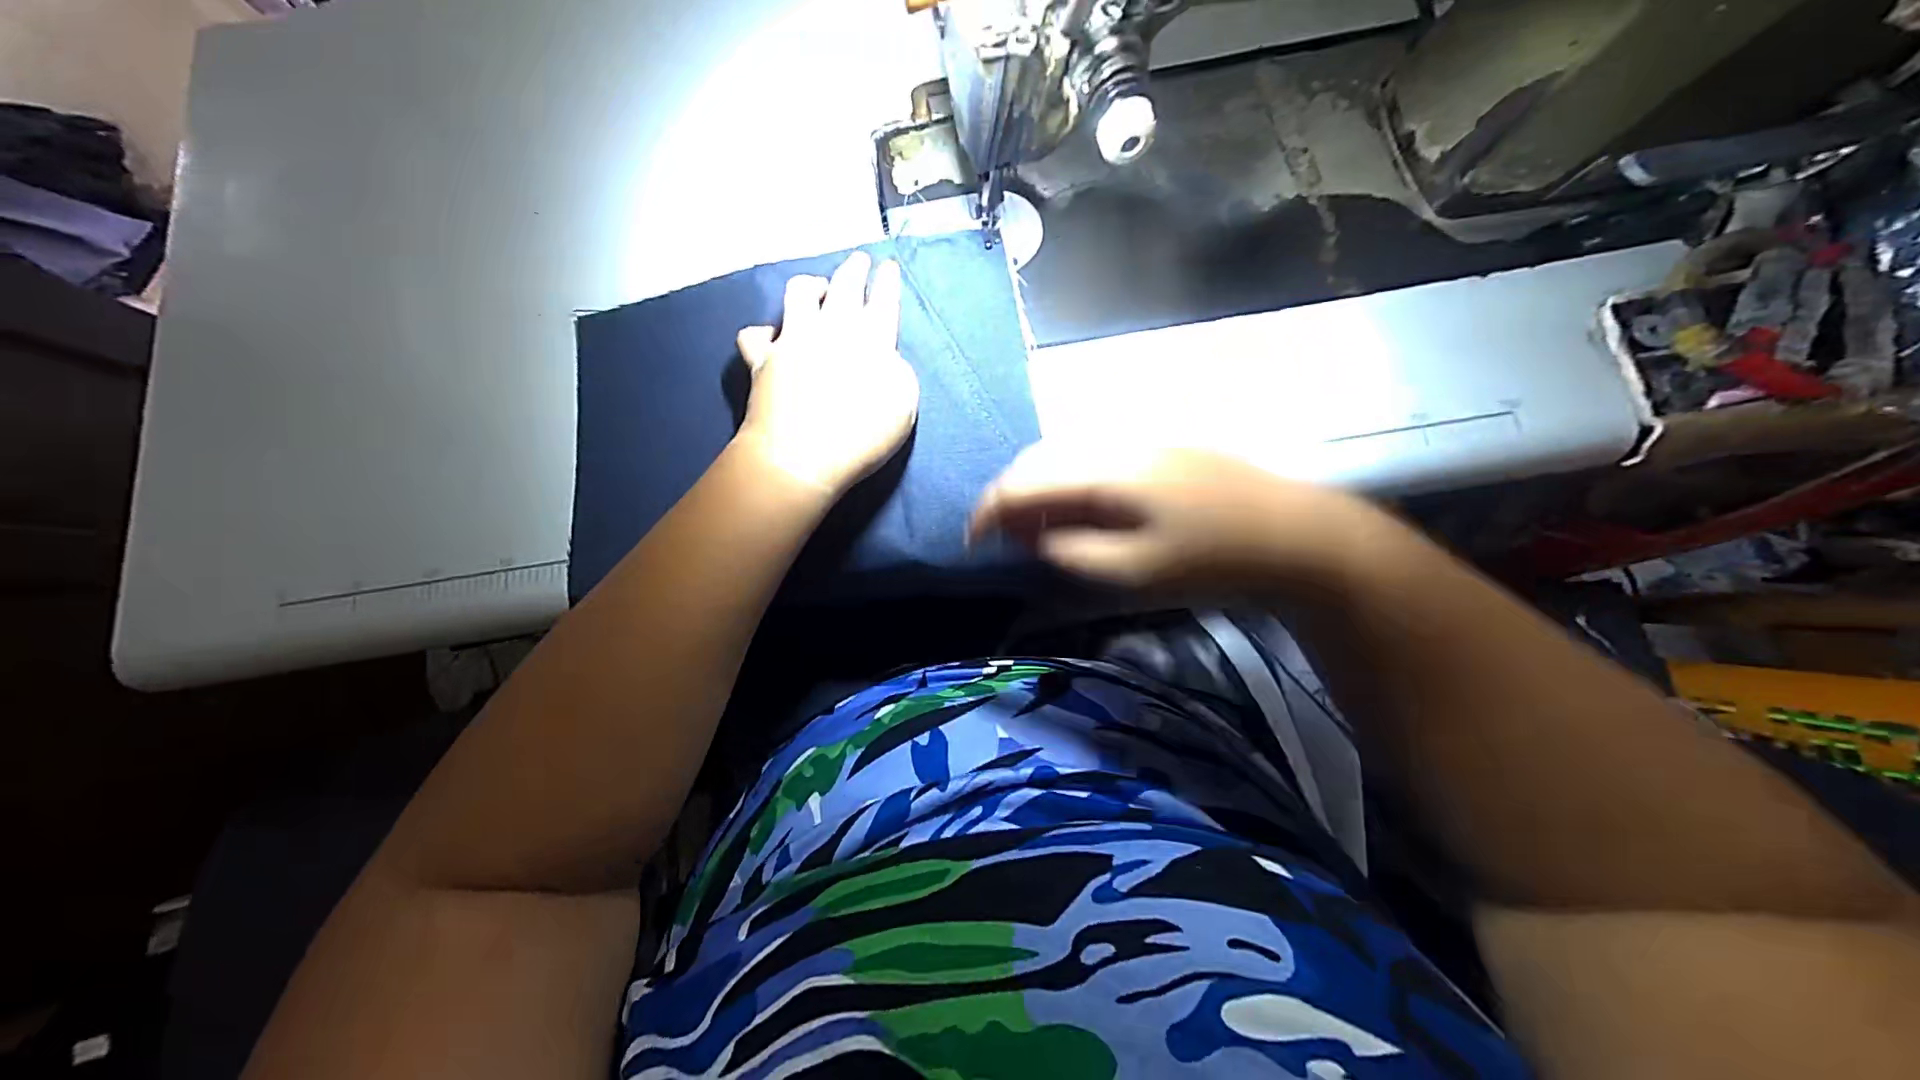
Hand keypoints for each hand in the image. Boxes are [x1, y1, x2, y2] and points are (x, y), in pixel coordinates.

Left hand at [734, 252, 919, 494]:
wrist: (800, 457)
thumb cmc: (862, 437)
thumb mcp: (902, 405)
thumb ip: (896, 373)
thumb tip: (884, 359)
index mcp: (872, 338)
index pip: (883, 299)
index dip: (887, 281)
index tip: (888, 268)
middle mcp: (832, 328)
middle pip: (844, 285)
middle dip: (854, 270)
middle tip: (859, 261)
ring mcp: (793, 340)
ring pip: (798, 293)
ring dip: (810, 285)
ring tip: (817, 287)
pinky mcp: (762, 359)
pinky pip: (755, 334)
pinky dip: (762, 332)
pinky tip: (768, 335)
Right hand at [970, 442, 1405, 595]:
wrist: (1299, 538)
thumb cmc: (1212, 562)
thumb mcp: (1133, 573)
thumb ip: (1070, 551)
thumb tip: (1029, 535)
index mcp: (1107, 471)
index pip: (1024, 480)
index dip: (989, 511)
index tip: (971, 543)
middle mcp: (1117, 444)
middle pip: (1039, 457)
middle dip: (1009, 495)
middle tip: (1001, 538)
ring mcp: (1143, 442)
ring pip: (1066, 453)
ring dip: (1038, 485)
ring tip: (1036, 526)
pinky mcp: (1162, 450)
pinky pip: (1093, 457)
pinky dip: (1068, 480)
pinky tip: (1078, 507)